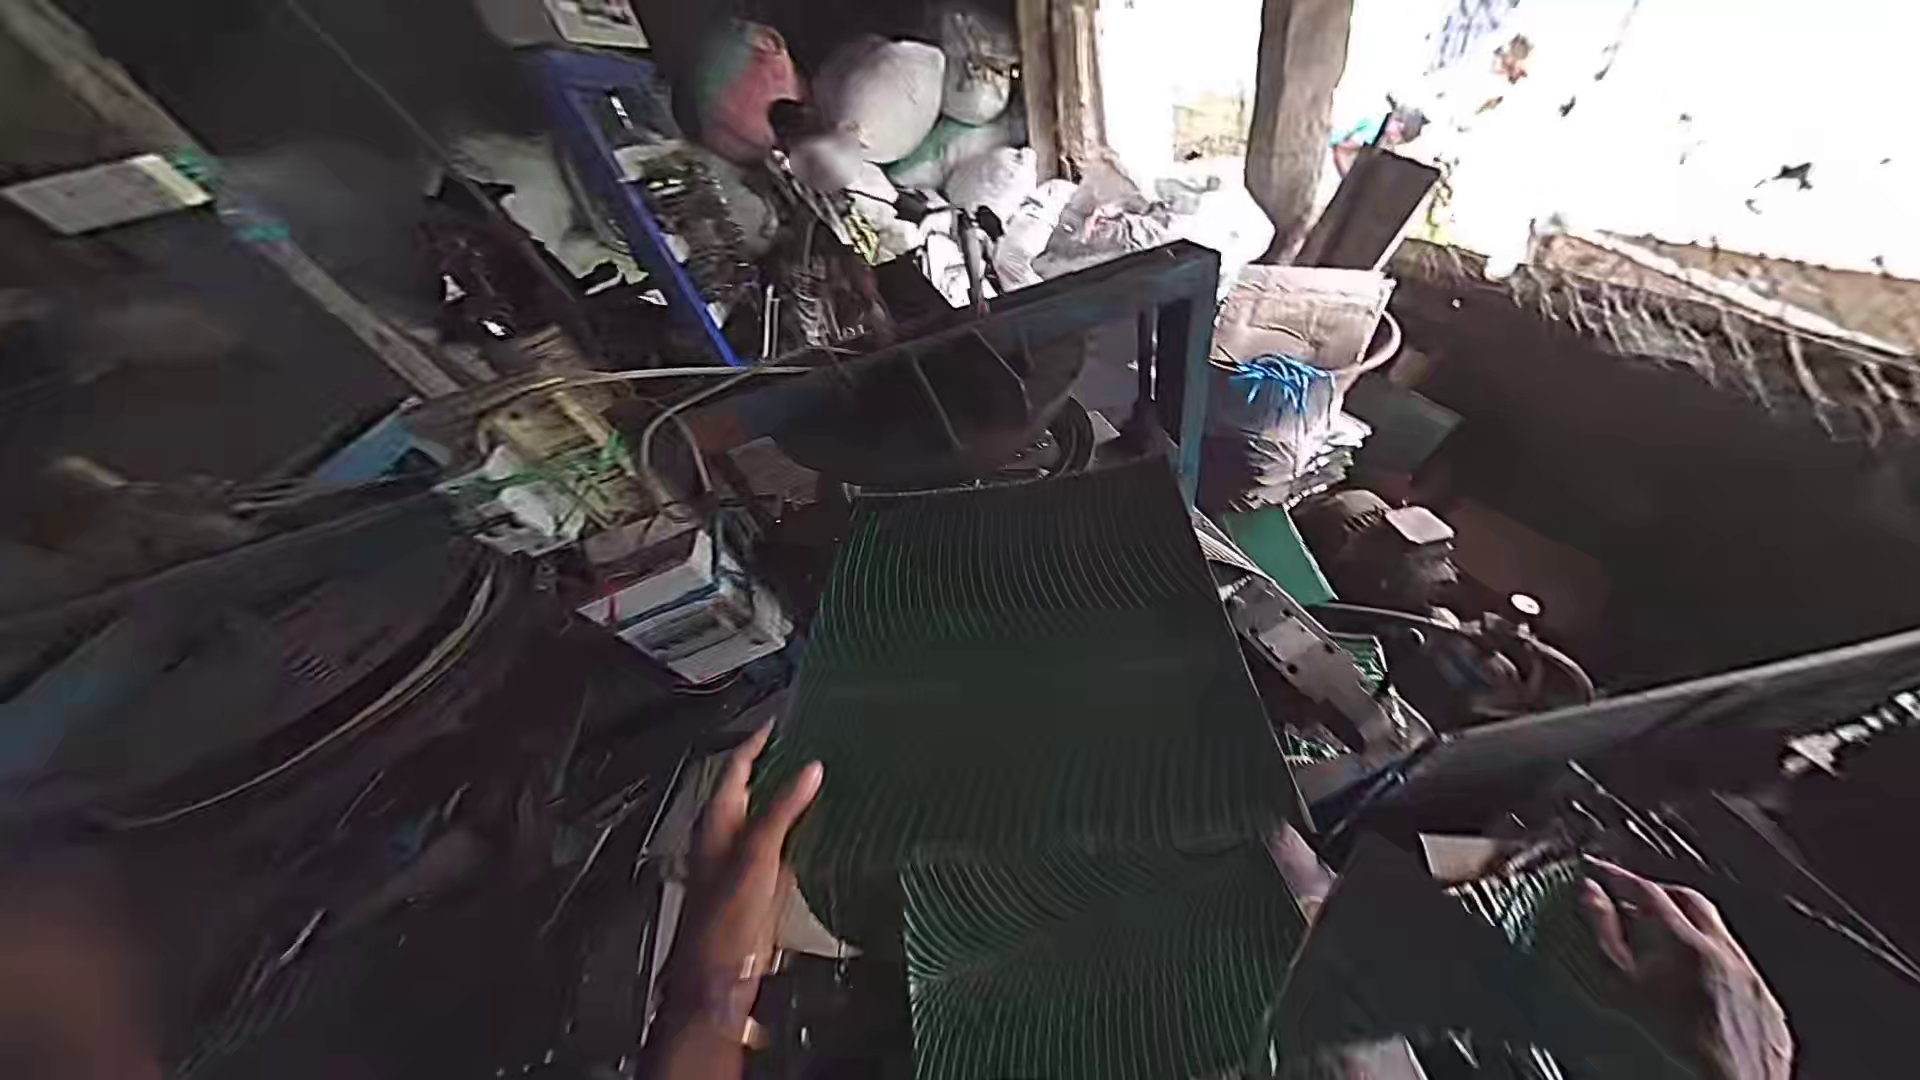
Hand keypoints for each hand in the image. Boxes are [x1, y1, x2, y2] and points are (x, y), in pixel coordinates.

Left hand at [661, 724, 822, 1039]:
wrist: (722, 976)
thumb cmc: (724, 917)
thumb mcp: (756, 853)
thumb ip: (783, 808)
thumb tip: (811, 768)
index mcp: (720, 818)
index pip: (739, 765)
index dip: (758, 740)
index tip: (781, 720)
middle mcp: (732, 830)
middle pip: (758, 784)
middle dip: (783, 762)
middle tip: (813, 740)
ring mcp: (750, 853)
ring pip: (775, 810)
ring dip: (797, 792)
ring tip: (827, 771)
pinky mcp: (766, 876)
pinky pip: (789, 837)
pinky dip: (807, 822)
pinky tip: (829, 818)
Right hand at [1578, 860, 1791, 1079]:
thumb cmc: (1665, 1035)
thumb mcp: (1615, 977)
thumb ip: (1600, 926)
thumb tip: (1590, 890)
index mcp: (1684, 942)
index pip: (1645, 889)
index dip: (1614, 873)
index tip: (1592, 867)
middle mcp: (1724, 953)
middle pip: (1689, 900)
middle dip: (1653, 889)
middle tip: (1625, 891)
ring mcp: (1752, 980)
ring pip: (1717, 930)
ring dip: (1682, 919)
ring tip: (1652, 930)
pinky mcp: (1768, 1005)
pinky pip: (1735, 961)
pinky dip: (1706, 951)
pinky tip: (1688, 970)